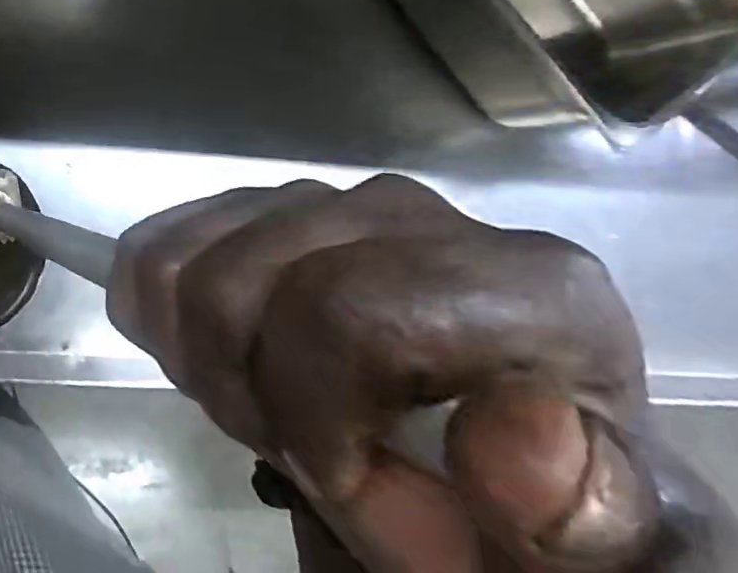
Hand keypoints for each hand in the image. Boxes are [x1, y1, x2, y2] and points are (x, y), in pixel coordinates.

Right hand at [108, 175, 658, 572]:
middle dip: (238, 393)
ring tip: (255, 404)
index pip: (343, 314)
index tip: (339, 485)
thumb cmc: (515, 507)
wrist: (460, 445)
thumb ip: (588, 519)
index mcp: (519, 286)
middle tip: (287, 450)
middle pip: (238, 286)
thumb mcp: (585, 556)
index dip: (308, 414)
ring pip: (178, 266)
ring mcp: (312, 200)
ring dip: (193, 358)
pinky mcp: (243, 205)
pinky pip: (149, 249)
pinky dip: (153, 315)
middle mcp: (407, 213)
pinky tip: (212, 355)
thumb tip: (523, 425)